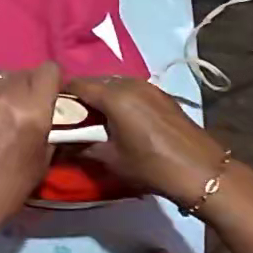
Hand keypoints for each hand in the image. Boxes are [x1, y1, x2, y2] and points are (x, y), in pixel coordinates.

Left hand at [0, 62, 62, 246]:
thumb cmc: (10, 186)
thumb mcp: (44, 160)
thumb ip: (54, 129)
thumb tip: (62, 115)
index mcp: (31, 108)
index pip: (50, 69)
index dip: (56, 81)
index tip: (55, 98)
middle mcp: (7, 93)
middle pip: (28, 71)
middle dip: (35, 86)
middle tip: (34, 108)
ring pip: (5, 75)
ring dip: (14, 87)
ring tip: (12, 109)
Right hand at [63, 76, 228, 207]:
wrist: (201, 171)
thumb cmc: (152, 166)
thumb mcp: (111, 160)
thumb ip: (83, 147)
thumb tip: (61, 144)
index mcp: (114, 95)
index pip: (77, 84)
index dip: (61, 94)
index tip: (51, 109)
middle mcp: (129, 83)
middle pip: (95, 81)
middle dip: (81, 95)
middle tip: (70, 116)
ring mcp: (148, 86)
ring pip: (113, 83)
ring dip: (101, 96)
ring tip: (92, 118)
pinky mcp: (160, 94)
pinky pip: (130, 89)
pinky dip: (118, 98)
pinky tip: (117, 118)